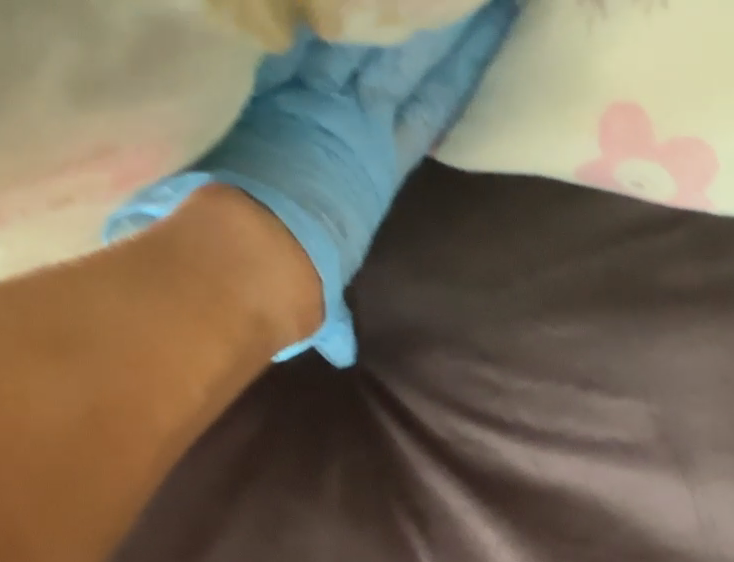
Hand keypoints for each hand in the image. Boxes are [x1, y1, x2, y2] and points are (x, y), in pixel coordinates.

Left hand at [107, 0, 517, 366]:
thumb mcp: (321, 305)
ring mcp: (320, 104)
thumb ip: (333, 321)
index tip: (483, 35)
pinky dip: (321, 16)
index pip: (430, 113)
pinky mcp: (278, 89)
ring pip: (366, 36)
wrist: (250, 266)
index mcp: (377, 173)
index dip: (457, 75)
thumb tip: (341, 355)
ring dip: (395, 9)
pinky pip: (303, 37)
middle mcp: (359, 130)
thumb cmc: (294, 287)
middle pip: (409, 61)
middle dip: (442, 22)